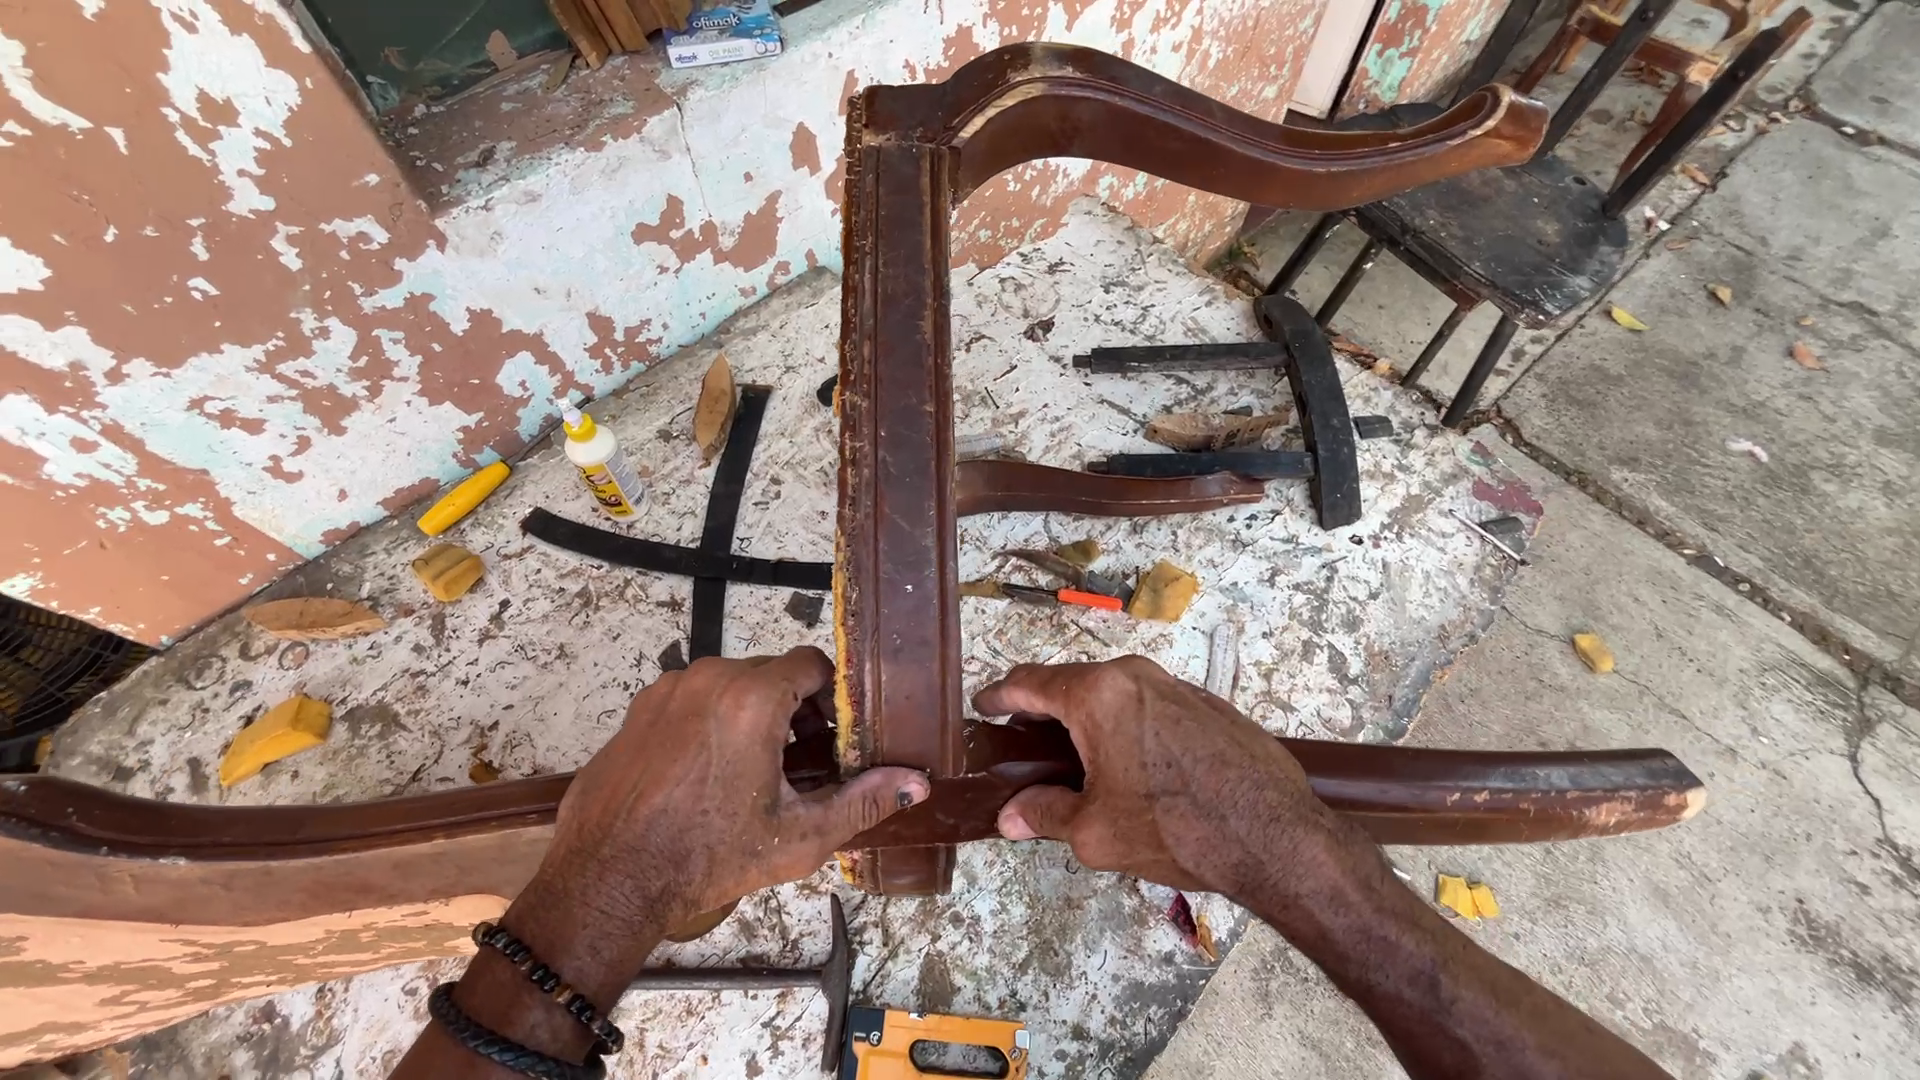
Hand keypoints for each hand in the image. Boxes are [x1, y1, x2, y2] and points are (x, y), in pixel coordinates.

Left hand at [513, 648, 927, 980]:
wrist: (606, 882)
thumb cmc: (710, 856)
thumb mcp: (799, 836)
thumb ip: (865, 801)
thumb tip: (919, 783)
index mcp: (752, 697)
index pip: (811, 662)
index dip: (831, 695)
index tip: (832, 736)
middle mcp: (708, 678)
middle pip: (771, 674)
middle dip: (794, 709)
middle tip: (799, 762)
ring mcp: (667, 690)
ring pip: (731, 685)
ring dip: (753, 714)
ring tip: (754, 771)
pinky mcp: (637, 709)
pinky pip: (691, 699)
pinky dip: (711, 721)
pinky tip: (706, 774)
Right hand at [974, 655, 1341, 897]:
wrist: (1276, 836)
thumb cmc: (1174, 829)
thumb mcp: (1094, 832)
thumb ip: (1045, 814)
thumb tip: (1012, 816)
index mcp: (1097, 694)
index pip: (1030, 682)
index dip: (999, 695)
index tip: (983, 707)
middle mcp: (1134, 674)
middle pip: (1071, 684)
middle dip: (1044, 710)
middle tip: (1027, 743)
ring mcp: (1176, 684)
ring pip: (1114, 694)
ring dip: (1089, 718)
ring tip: (1079, 757)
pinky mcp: (1207, 703)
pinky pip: (1149, 705)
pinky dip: (1127, 724)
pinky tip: (1135, 763)